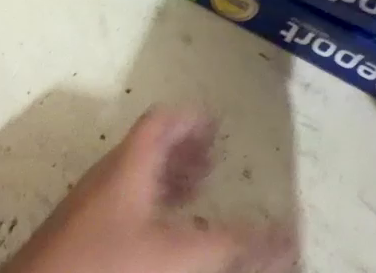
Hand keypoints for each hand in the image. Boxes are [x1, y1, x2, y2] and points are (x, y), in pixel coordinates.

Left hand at [0, 107, 294, 272]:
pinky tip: (167, 227)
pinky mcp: (88, 224)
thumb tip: (287, 235)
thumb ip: (233, 244)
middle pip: (149, 144)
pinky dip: (155, 198)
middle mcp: (110, 172)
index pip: (160, 121)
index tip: (216, 120)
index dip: (189, 117)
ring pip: (138, 171)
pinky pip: (128, 196)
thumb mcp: (179, 252)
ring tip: (199, 187)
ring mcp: (95, 197)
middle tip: (215, 154)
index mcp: (129, 164)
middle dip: (184, 146)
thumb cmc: (109, 259)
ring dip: (170, 173)